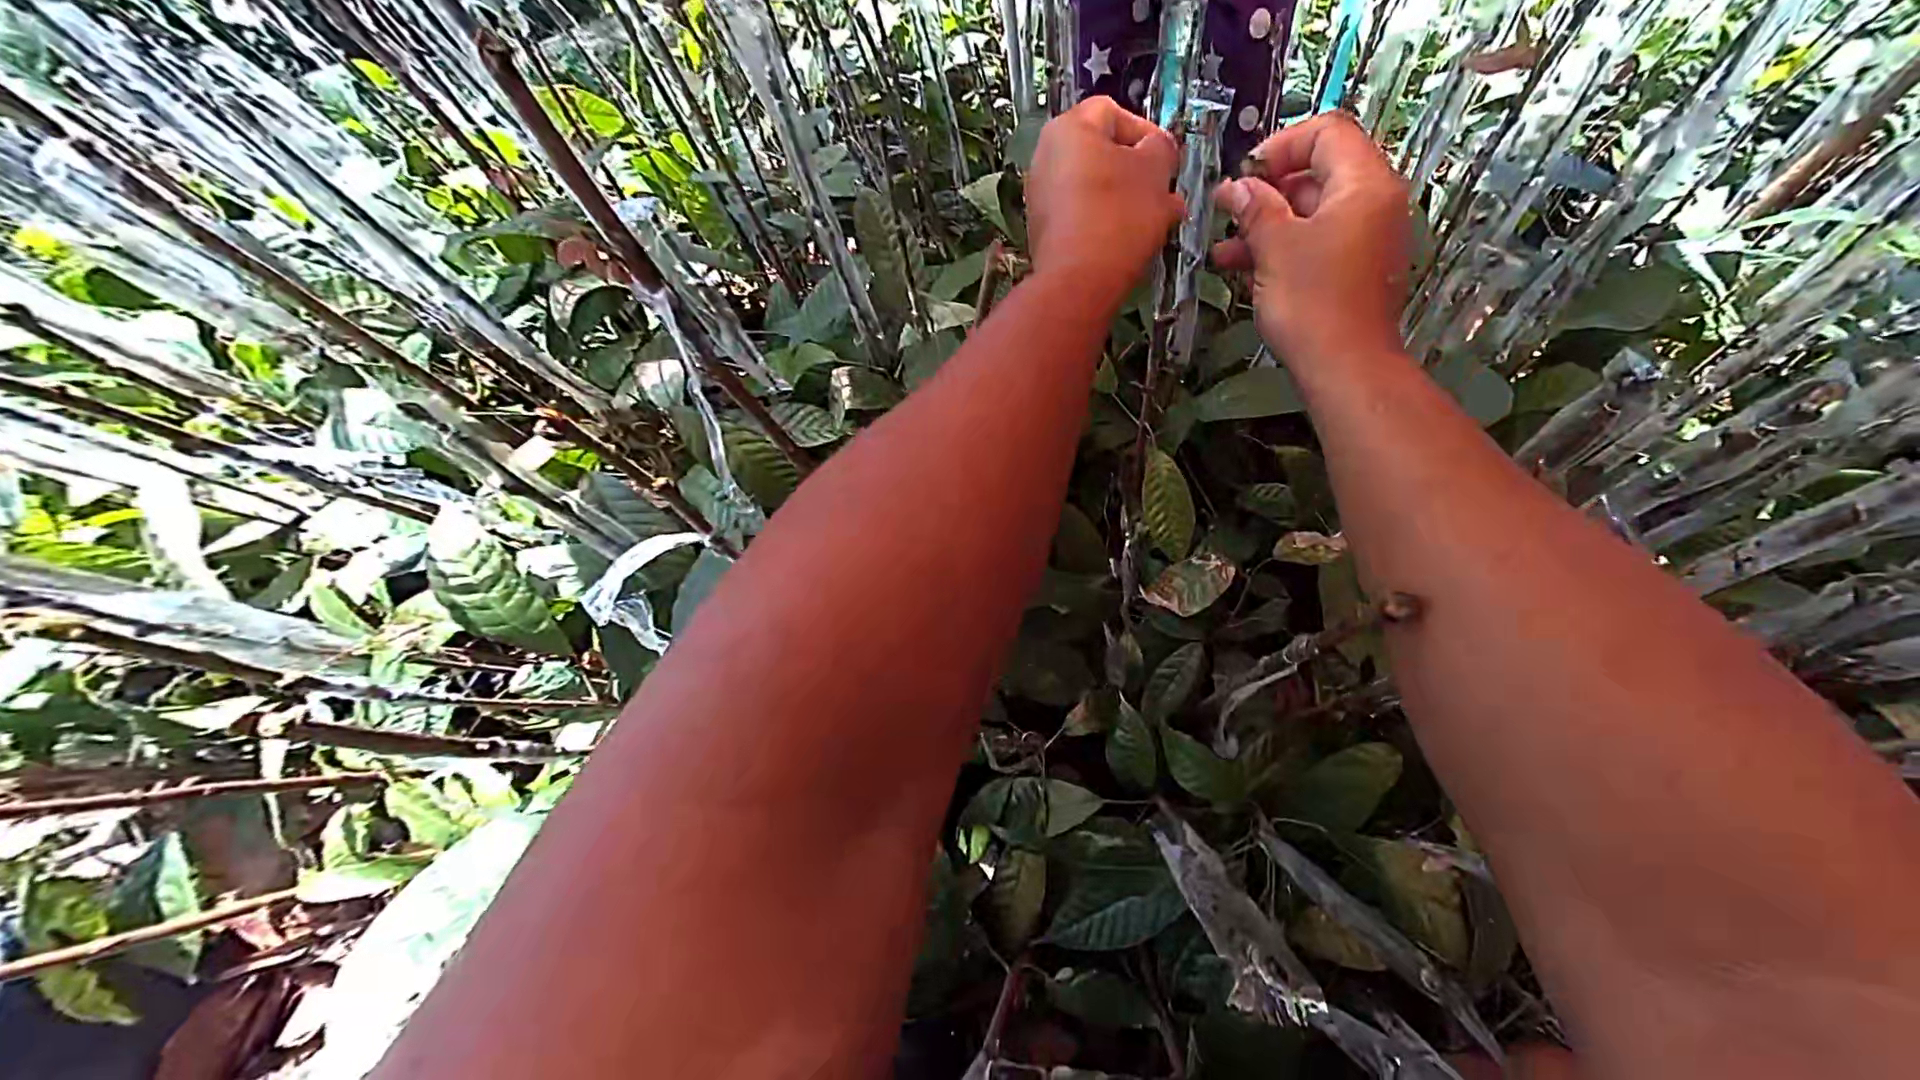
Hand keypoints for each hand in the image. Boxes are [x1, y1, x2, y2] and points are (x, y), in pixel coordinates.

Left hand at [1026, 96, 1183, 302]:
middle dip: (1139, 173)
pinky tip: (1129, 242)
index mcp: (1067, 129)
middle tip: (1165, 193)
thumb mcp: (1155, 171)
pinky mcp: (1042, 234)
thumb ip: (1161, 149)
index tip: (1167, 160)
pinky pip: (1081, 217)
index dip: (1146, 133)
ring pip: (1094, 189)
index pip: (1112, 113)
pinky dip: (1105, 223)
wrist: (1078, 282)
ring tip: (1155, 222)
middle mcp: (1045, 159)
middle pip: (1102, 154)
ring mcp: (1040, 199)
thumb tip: (1158, 149)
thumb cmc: (1118, 214)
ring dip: (1127, 201)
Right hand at [1211, 112, 1411, 366]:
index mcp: (1364, 183)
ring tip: (1225, 250)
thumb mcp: (1275, 247)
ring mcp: (1367, 237)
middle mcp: (1374, 202)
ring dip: (1266, 225)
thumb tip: (1237, 187)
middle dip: (1266, 192)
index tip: (1243, 177)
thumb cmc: (1313, 302)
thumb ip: (1255, 208)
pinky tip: (1246, 269)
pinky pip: (1317, 242)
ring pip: (1312, 213)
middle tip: (1228, 213)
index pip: (1326, 132)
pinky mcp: (1354, 269)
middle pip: (1317, 173)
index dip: (1279, 147)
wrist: (1344, 365)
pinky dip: (1283, 248)